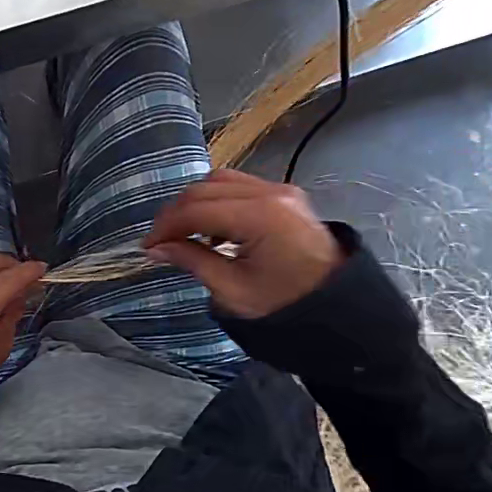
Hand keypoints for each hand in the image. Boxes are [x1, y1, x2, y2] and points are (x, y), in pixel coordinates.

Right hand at [142, 169, 343, 318]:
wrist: (345, 309)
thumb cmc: (287, 303)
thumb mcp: (233, 289)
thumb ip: (192, 260)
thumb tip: (157, 249)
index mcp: (260, 216)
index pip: (195, 210)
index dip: (164, 227)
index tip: (147, 247)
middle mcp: (270, 193)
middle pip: (203, 190)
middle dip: (174, 214)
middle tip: (160, 241)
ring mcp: (280, 191)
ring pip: (218, 181)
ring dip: (193, 203)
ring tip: (183, 232)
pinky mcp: (285, 196)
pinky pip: (237, 186)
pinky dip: (215, 200)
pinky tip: (211, 227)